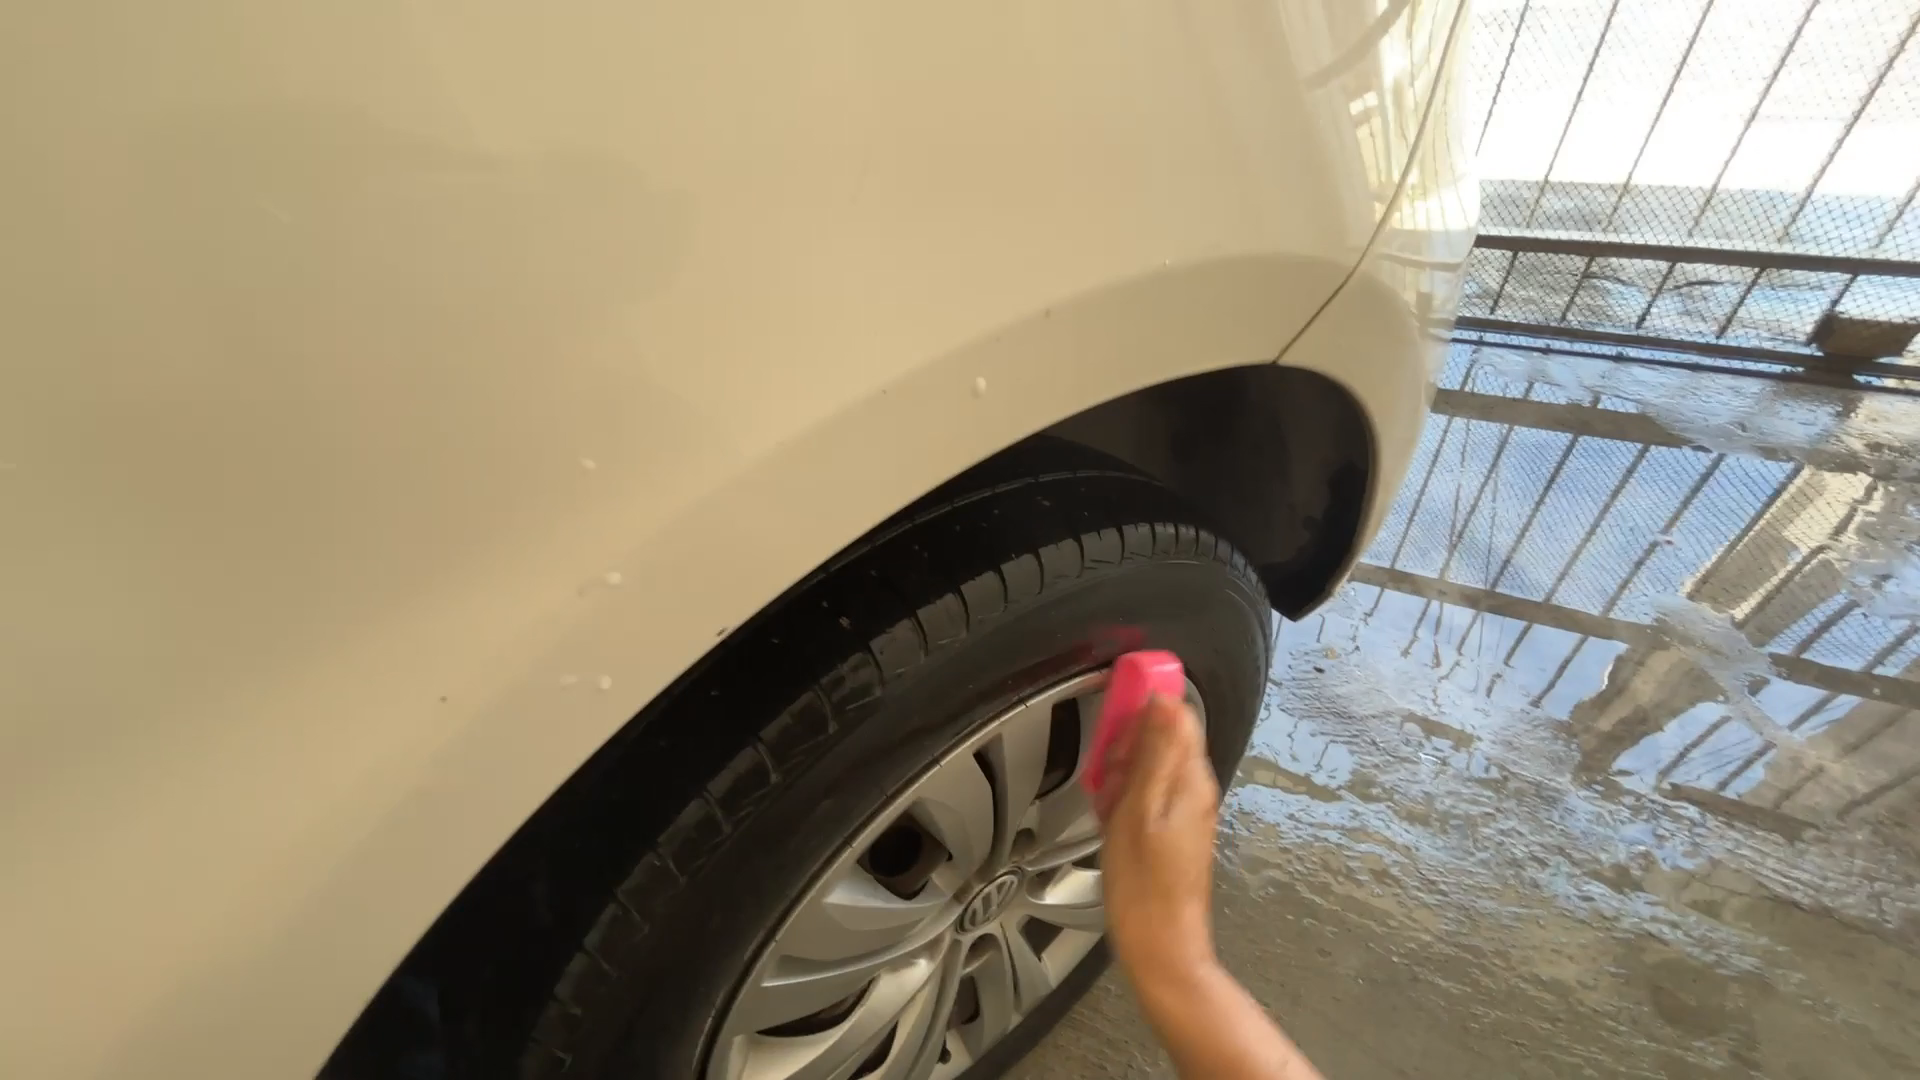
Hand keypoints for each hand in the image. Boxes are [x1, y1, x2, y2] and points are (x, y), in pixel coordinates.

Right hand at [1095, 694, 1220, 984]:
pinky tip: (1111, 816)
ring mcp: (1185, 807)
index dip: (1144, 702)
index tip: (1117, 712)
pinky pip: (1145, 790)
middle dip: (1126, 744)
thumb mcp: (1139, 808)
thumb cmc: (1144, 883)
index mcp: (1191, 778)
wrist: (1159, 945)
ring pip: (1148, 762)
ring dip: (1121, 771)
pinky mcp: (1171, 825)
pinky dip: (1124, 795)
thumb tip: (1163, 700)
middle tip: (1110, 774)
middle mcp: (1195, 787)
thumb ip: (1154, 750)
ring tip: (1108, 799)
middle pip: (1160, 735)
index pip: (1177, 711)